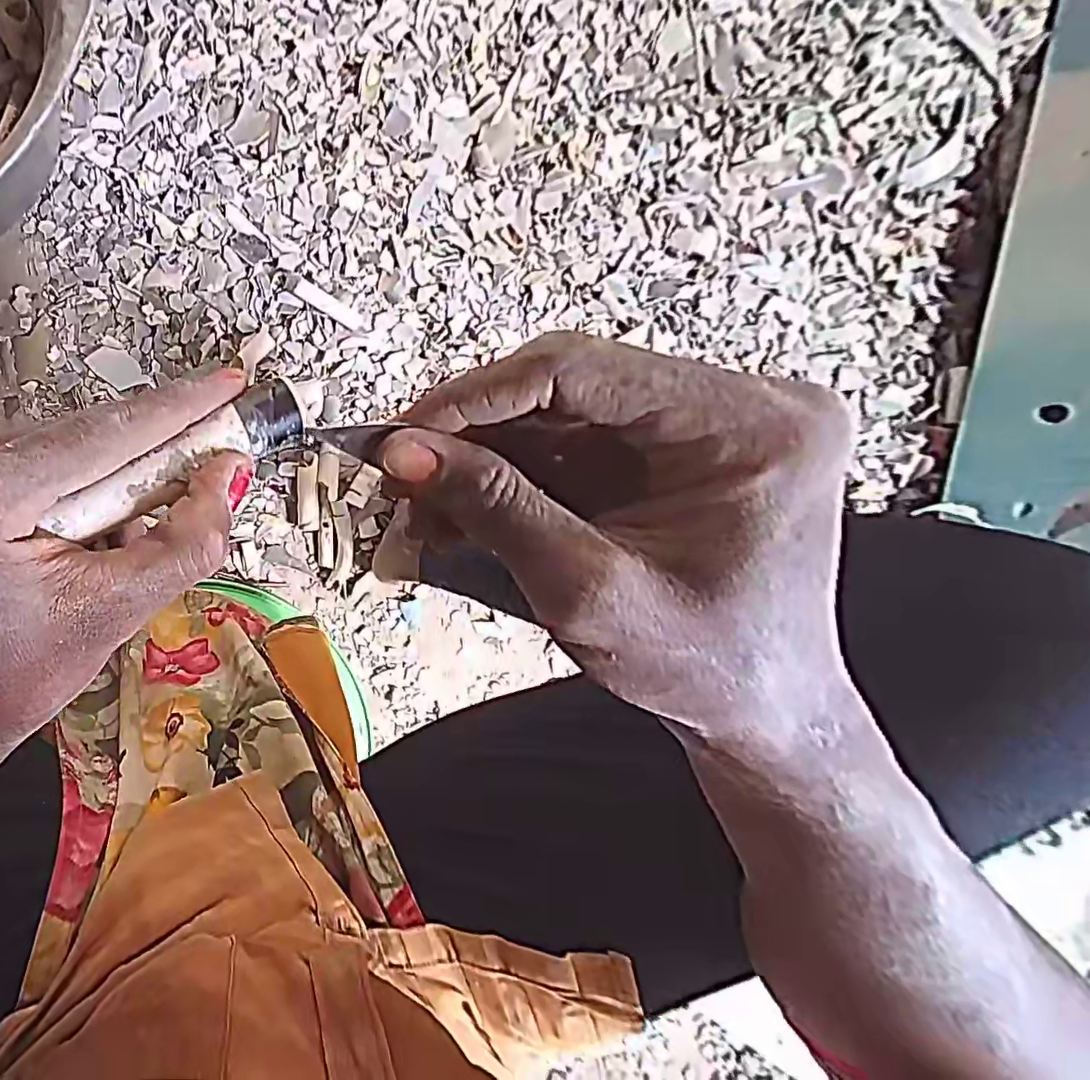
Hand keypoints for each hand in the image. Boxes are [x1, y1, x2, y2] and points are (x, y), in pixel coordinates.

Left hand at [0, 370, 250, 850]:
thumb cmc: (16, 677)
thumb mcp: (117, 611)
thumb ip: (188, 539)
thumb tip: (225, 473)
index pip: (97, 437)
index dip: (172, 408)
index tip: (223, 385)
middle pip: (77, 437)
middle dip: (149, 448)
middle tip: (210, 449)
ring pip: (59, 446)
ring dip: (112, 474)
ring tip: (131, 528)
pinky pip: (33, 459)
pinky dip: (76, 484)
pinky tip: (91, 527)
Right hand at [380, 332, 854, 743]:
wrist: (751, 707)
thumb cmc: (703, 663)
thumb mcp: (584, 587)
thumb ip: (494, 508)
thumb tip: (410, 453)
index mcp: (748, 425)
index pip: (578, 369)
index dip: (473, 396)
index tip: (405, 435)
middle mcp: (727, 408)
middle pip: (554, 385)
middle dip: (464, 430)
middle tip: (403, 471)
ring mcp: (685, 430)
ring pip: (541, 414)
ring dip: (470, 457)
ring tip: (423, 505)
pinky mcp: (649, 457)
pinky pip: (550, 445)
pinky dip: (492, 476)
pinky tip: (457, 510)